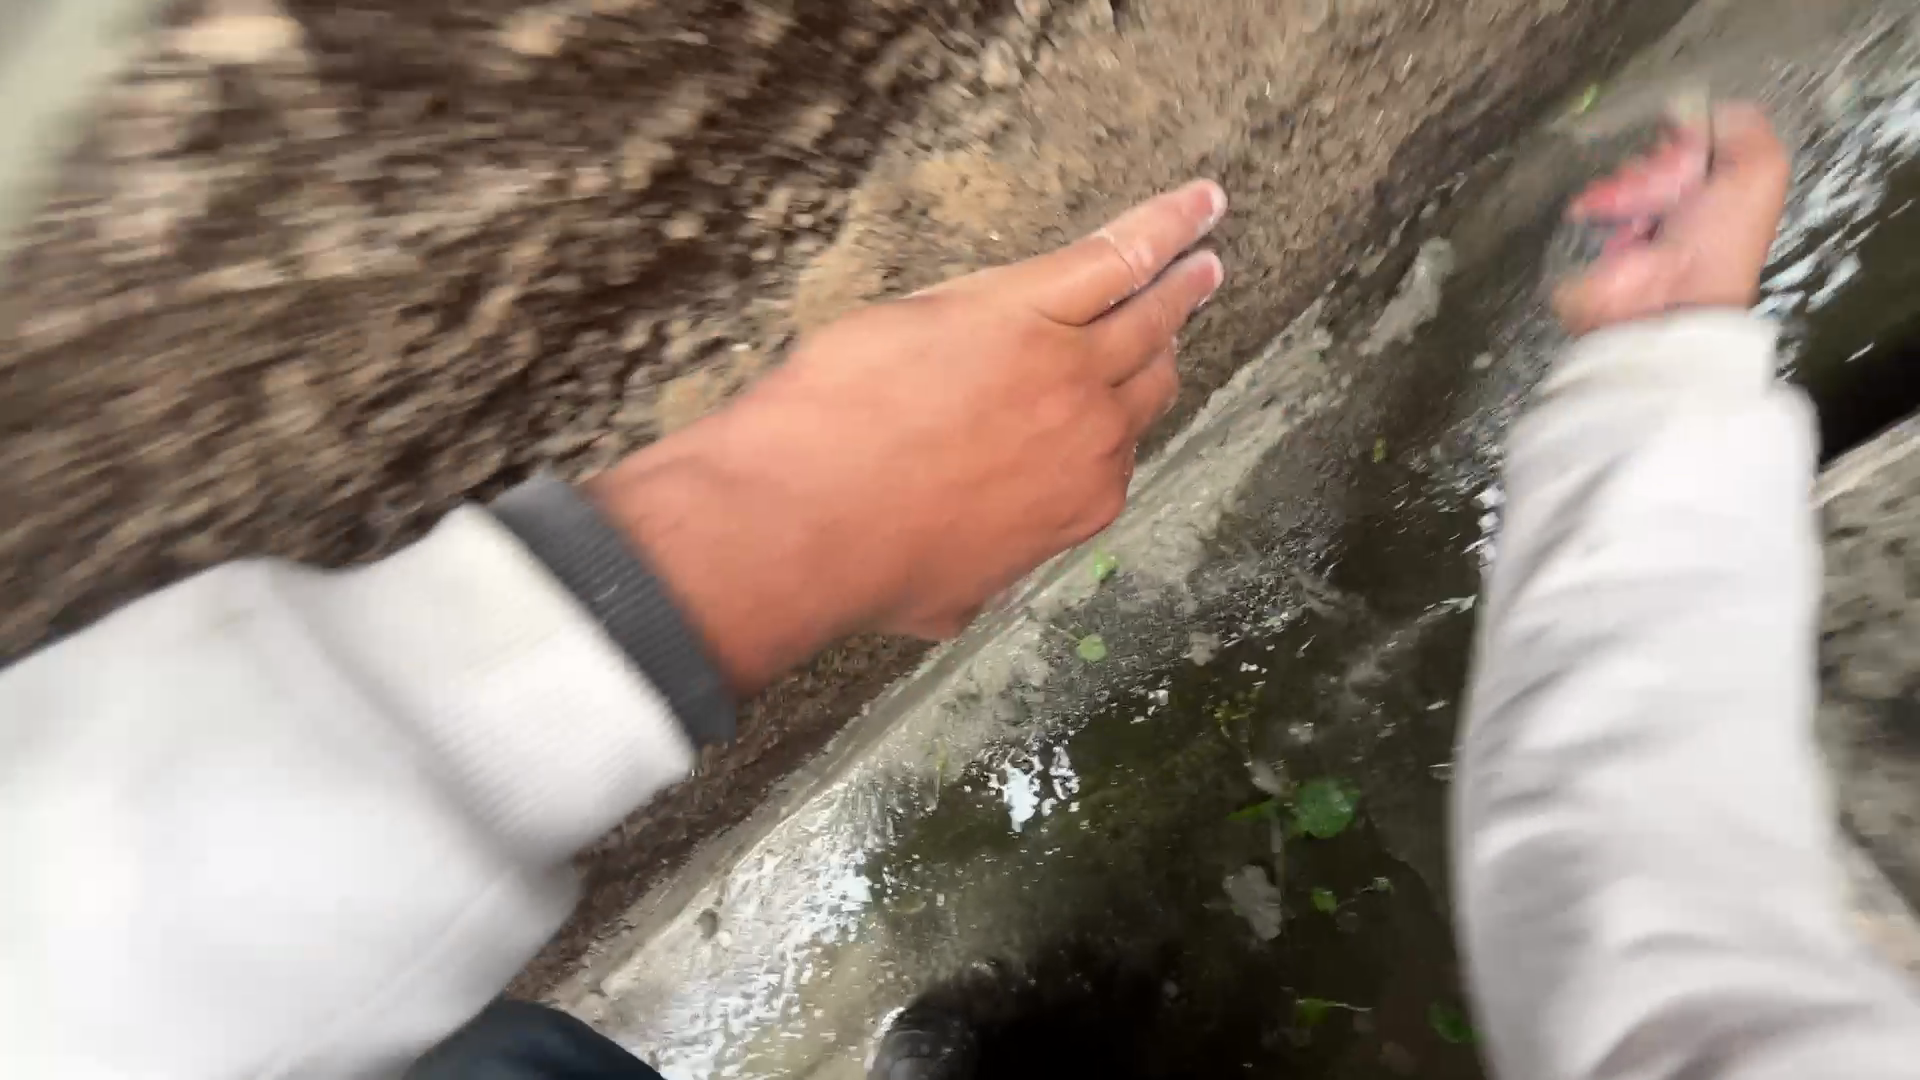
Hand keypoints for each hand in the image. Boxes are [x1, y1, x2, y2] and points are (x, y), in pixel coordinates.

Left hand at [589, 180, 1227, 694]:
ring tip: (1203, 260)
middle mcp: (1091, 436)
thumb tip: (971, 583)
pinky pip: (1115, 256)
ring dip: (1179, 284)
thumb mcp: (947, 598)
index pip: (1116, 452)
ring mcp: (1065, 367)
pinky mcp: (1021, 307)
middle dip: (1162, 349)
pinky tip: (1199, 205)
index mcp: (1076, 502)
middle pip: (1145, 382)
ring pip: (1144, 316)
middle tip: (1180, 315)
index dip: (1114, 422)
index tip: (1114, 399)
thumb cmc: (871, 566)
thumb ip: (978, 577)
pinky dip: (1163, 226)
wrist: (815, 517)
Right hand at [1554, 103, 1790, 335]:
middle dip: (1654, 167)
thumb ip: (1739, 126)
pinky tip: (1608, 214)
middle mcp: (1666, 205)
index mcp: (1709, 189)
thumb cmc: (1719, 238)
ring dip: (1625, 186)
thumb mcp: (1758, 167)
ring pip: (1613, 180)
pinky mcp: (1585, 241)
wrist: (1666, 293)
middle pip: (1648, 160)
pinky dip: (1595, 204)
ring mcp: (1623, 225)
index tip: (1686, 151)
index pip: (1686, 145)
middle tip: (1666, 189)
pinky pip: (1583, 205)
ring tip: (1637, 209)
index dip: (1685, 141)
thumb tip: (1690, 109)